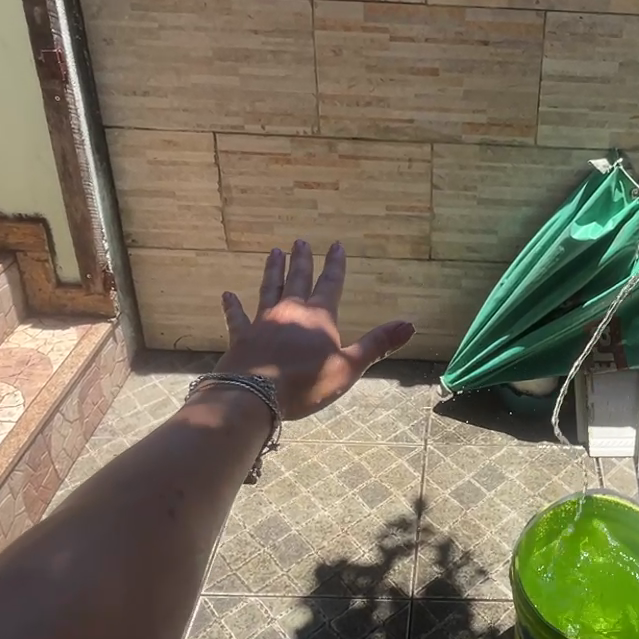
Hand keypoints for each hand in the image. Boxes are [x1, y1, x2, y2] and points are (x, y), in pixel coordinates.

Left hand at [216, 241, 414, 419]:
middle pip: (298, 280)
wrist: (253, 396)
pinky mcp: (242, 337)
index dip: (335, 265)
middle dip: (302, 260)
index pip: (331, 284)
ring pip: (269, 289)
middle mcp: (291, 311)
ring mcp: (263, 322)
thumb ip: (377, 344)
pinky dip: (232, 306)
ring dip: (273, 271)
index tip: (336, 245)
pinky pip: (237, 317)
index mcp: (319, 317)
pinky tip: (227, 295)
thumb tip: (410, 324)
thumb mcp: (349, 367)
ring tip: (273, 253)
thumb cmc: (305, 383)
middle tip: (299, 241)